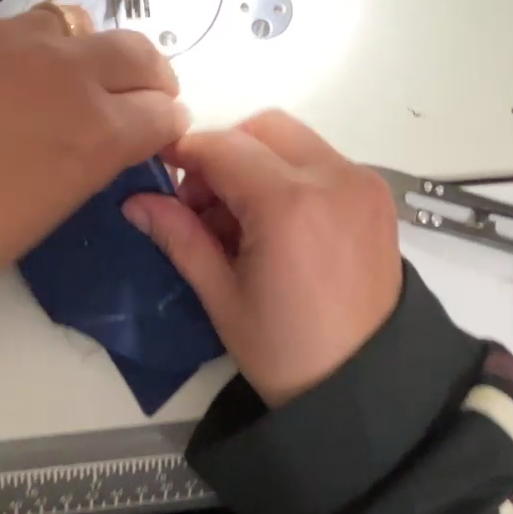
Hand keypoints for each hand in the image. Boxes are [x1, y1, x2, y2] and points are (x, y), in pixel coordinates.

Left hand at [0, 10, 189, 297]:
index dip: (166, 122)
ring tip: (58, 79)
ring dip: (79, 51)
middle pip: (134, 51)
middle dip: (147, 75)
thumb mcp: (52, 208)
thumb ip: (91, 159)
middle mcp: (64, 71)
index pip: (162, 109)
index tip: (158, 130)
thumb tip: (105, 137)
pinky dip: (12, 53)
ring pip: (68, 24)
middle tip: (136, 95)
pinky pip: (0, 30)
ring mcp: (5, 40)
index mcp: (97, 131)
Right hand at [123, 111, 402, 406]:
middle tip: (202, 207)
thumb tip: (136, 201)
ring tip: (239, 223)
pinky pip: (322, 163)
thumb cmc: (284, 352)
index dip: (184, 155)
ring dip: (256, 163)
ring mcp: (361, 184)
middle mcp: (332, 177)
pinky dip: (290, 177)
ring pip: (295, 141)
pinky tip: (276, 227)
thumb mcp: (222, 297)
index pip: (223, 147)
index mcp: (289, 204)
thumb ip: (180, 237)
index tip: (161, 178)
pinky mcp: (377, 197)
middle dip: (223, 154)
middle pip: (262, 128)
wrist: (364, 384)